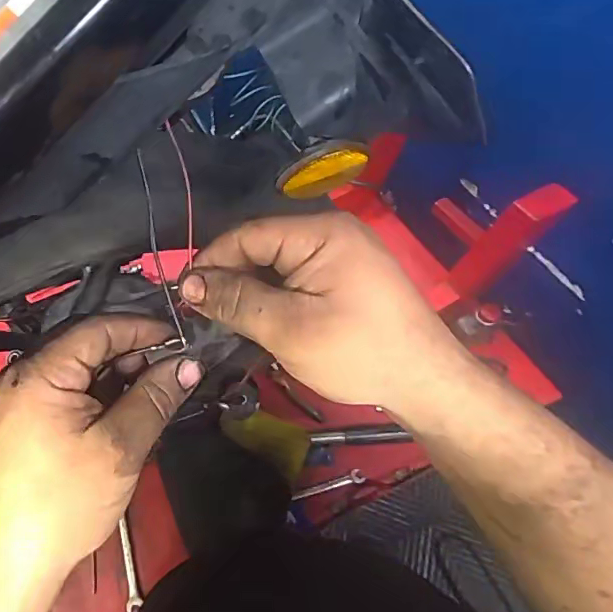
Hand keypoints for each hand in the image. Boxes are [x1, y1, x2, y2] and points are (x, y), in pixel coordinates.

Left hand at [0, 315, 201, 587]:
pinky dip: (102, 397)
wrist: (11, 570)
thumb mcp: (119, 448)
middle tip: (173, 370)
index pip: (98, 329)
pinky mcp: (25, 425)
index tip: (181, 339)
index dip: (143, 329)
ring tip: (156, 393)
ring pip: (81, 372)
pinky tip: (128, 412)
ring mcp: (20, 402)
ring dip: (120, 377)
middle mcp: (23, 378)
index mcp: (39, 374)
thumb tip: (188, 364)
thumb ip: (155, 398)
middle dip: (135, 354)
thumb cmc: (62, 505)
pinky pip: (69, 394)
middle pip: (88, 347)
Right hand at [181, 212, 477, 420]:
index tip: (185, 294)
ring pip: (280, 263)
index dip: (212, 261)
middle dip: (231, 277)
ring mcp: (344, 252)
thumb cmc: (358, 352)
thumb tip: (190, 283)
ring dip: (253, 289)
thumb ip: (237, 300)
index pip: (249, 234)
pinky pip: (300, 274)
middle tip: (203, 313)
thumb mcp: (289, 328)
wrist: (427, 381)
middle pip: (264, 246)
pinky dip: (277, 295)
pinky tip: (262, 318)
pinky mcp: (349, 274)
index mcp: (320, 232)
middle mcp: (332, 231)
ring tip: (226, 319)